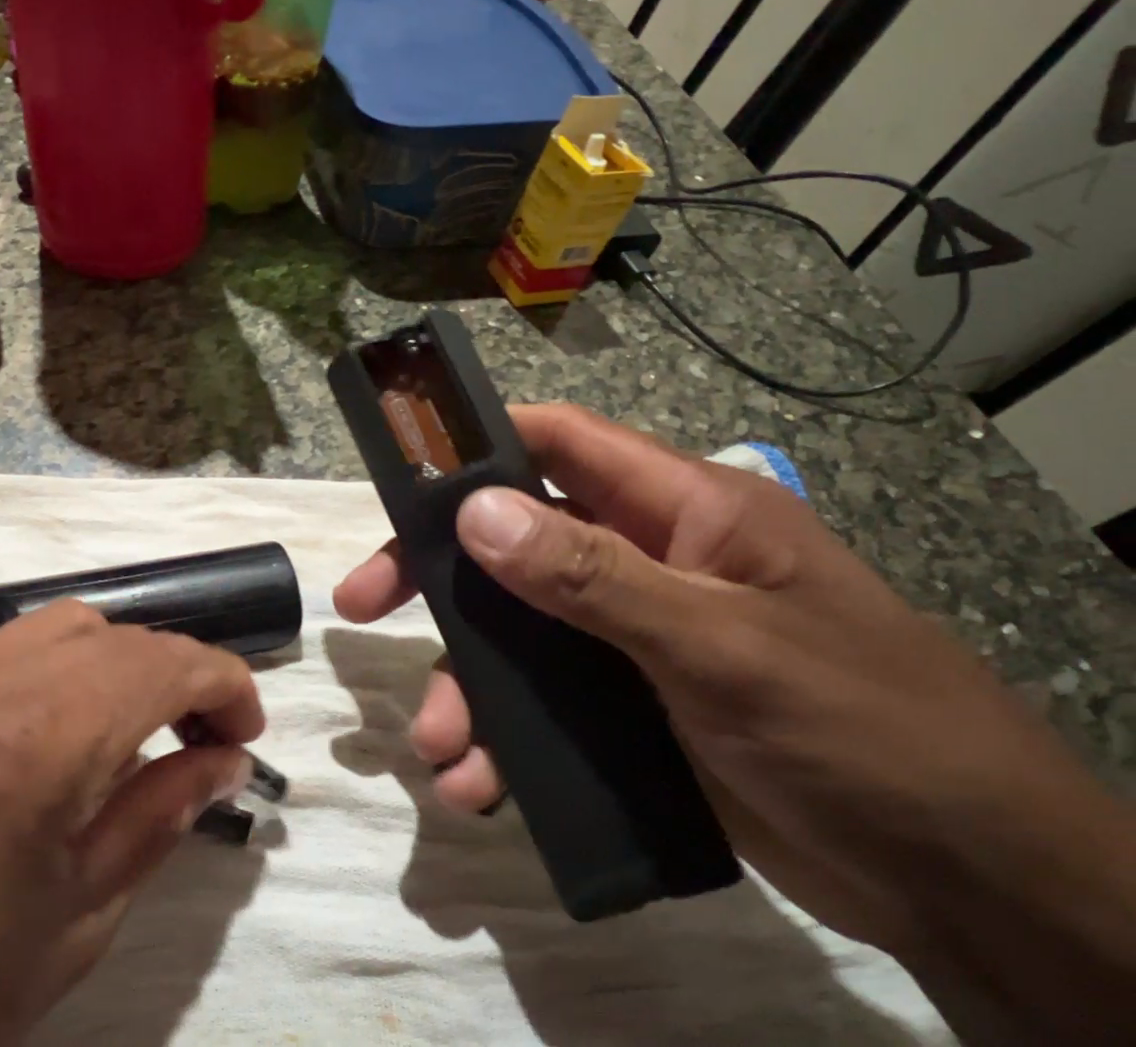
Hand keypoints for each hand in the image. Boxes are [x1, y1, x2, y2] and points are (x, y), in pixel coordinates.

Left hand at [0, 601, 261, 1046]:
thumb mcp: (84, 913)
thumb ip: (161, 814)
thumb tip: (222, 760)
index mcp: (35, 741)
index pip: (158, 664)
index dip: (222, 682)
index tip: (248, 731)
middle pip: (111, 633)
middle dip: (174, 671)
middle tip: (201, 740)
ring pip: (55, 627)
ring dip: (114, 662)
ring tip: (132, 731)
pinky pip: (0, 652)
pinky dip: (55, 670)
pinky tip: (57, 735)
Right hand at [333, 404, 1119, 957]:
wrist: (961, 877)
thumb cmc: (859, 729)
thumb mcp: (720, 645)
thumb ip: (595, 577)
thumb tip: (476, 511)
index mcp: (686, 513)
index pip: (561, 445)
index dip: (477, 445)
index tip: (396, 476)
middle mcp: (650, 564)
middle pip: (514, 545)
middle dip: (436, 582)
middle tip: (361, 607)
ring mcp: (636, 643)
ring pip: (518, 640)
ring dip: (466, 690)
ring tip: (441, 756)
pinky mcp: (632, 712)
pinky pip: (544, 708)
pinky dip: (503, 743)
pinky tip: (480, 788)